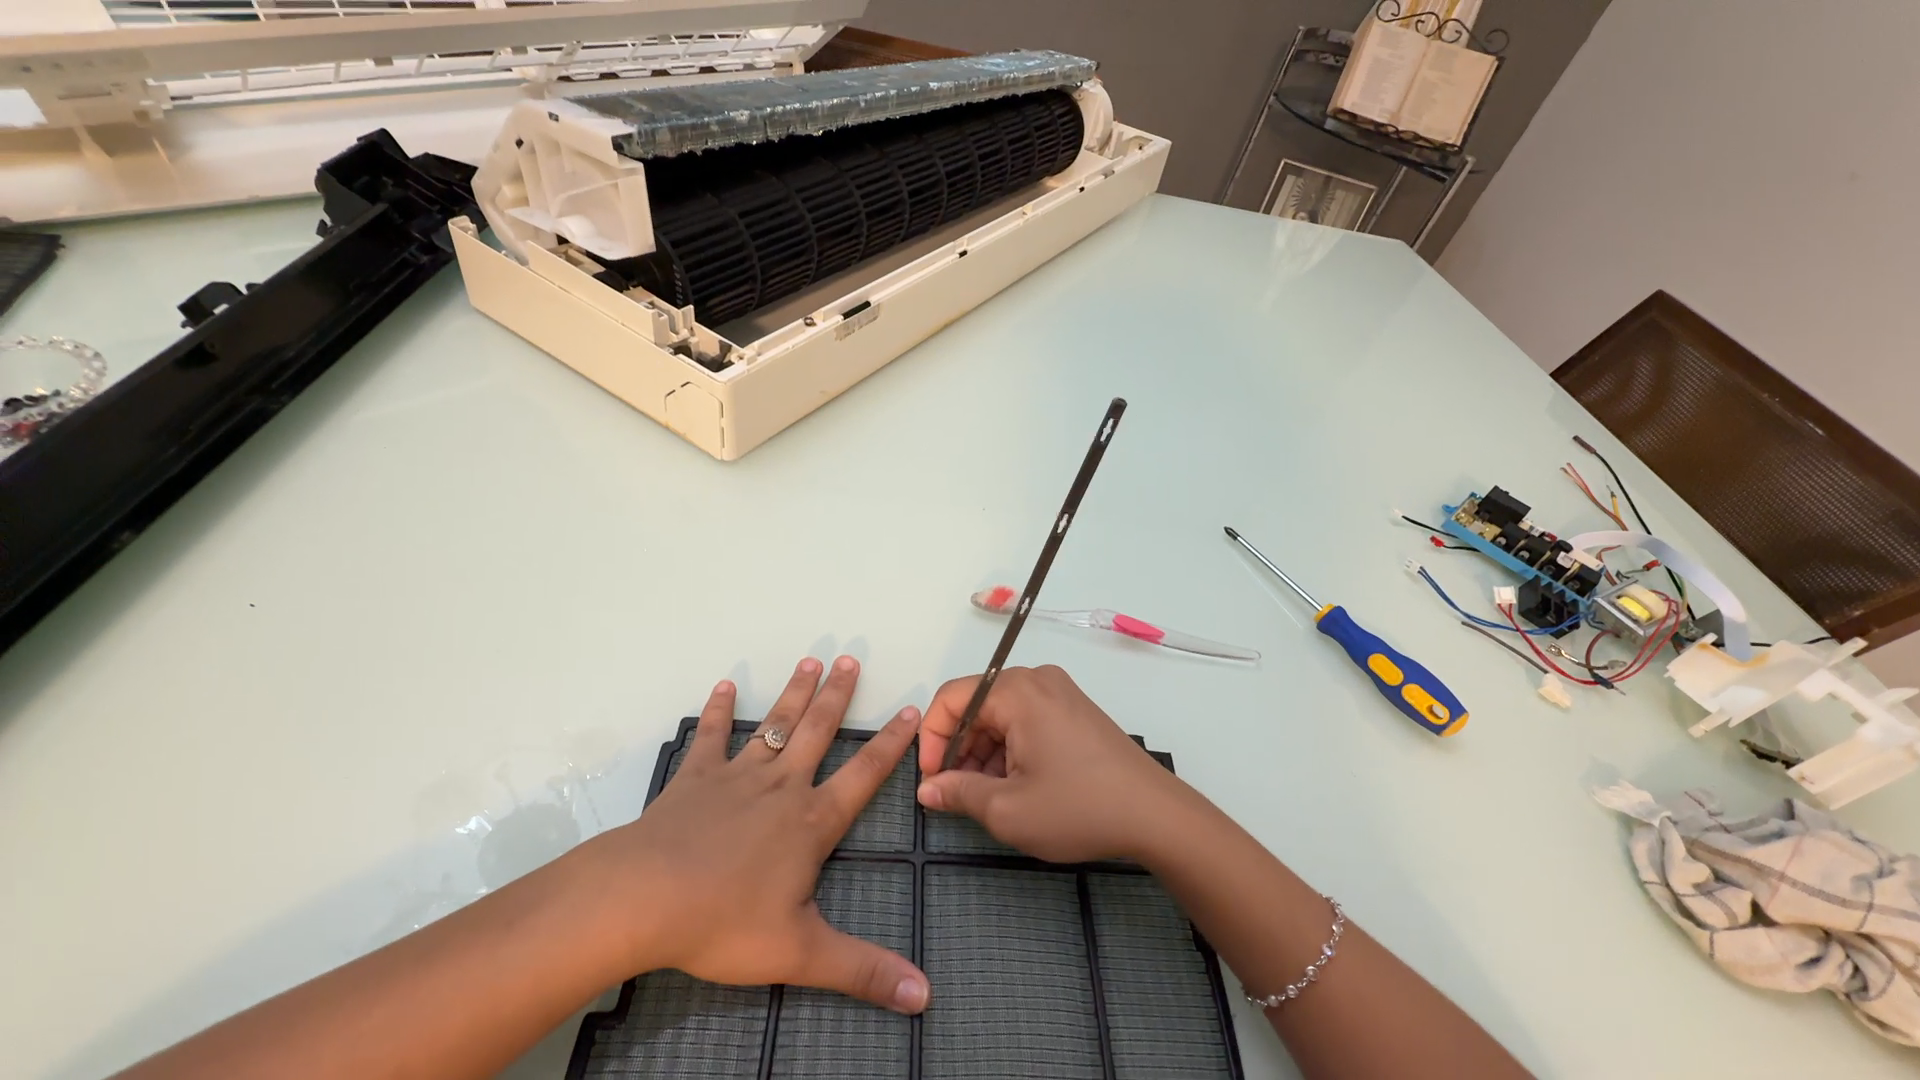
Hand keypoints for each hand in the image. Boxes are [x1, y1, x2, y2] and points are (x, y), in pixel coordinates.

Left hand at [589, 656, 928, 1013]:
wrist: (642, 899)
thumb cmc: (724, 922)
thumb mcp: (800, 953)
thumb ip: (863, 970)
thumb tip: (924, 995)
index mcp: (811, 822)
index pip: (864, 775)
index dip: (891, 744)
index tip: (911, 710)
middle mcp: (780, 787)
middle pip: (817, 732)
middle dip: (839, 696)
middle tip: (852, 659)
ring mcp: (735, 777)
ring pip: (773, 725)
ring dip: (794, 693)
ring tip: (810, 660)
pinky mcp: (694, 778)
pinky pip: (709, 737)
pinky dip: (716, 710)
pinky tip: (723, 686)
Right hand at [915, 665, 1193, 863]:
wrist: (1156, 816)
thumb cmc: (1078, 808)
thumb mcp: (1007, 809)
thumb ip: (958, 792)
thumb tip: (927, 789)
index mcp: (1017, 691)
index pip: (952, 699)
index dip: (931, 740)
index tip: (932, 781)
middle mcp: (1038, 681)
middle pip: (977, 705)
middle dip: (959, 749)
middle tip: (957, 794)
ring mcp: (1061, 694)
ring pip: (1001, 716)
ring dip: (984, 752)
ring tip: (987, 797)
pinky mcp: (1075, 712)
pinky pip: (1026, 721)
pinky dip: (1010, 749)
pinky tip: (1015, 786)